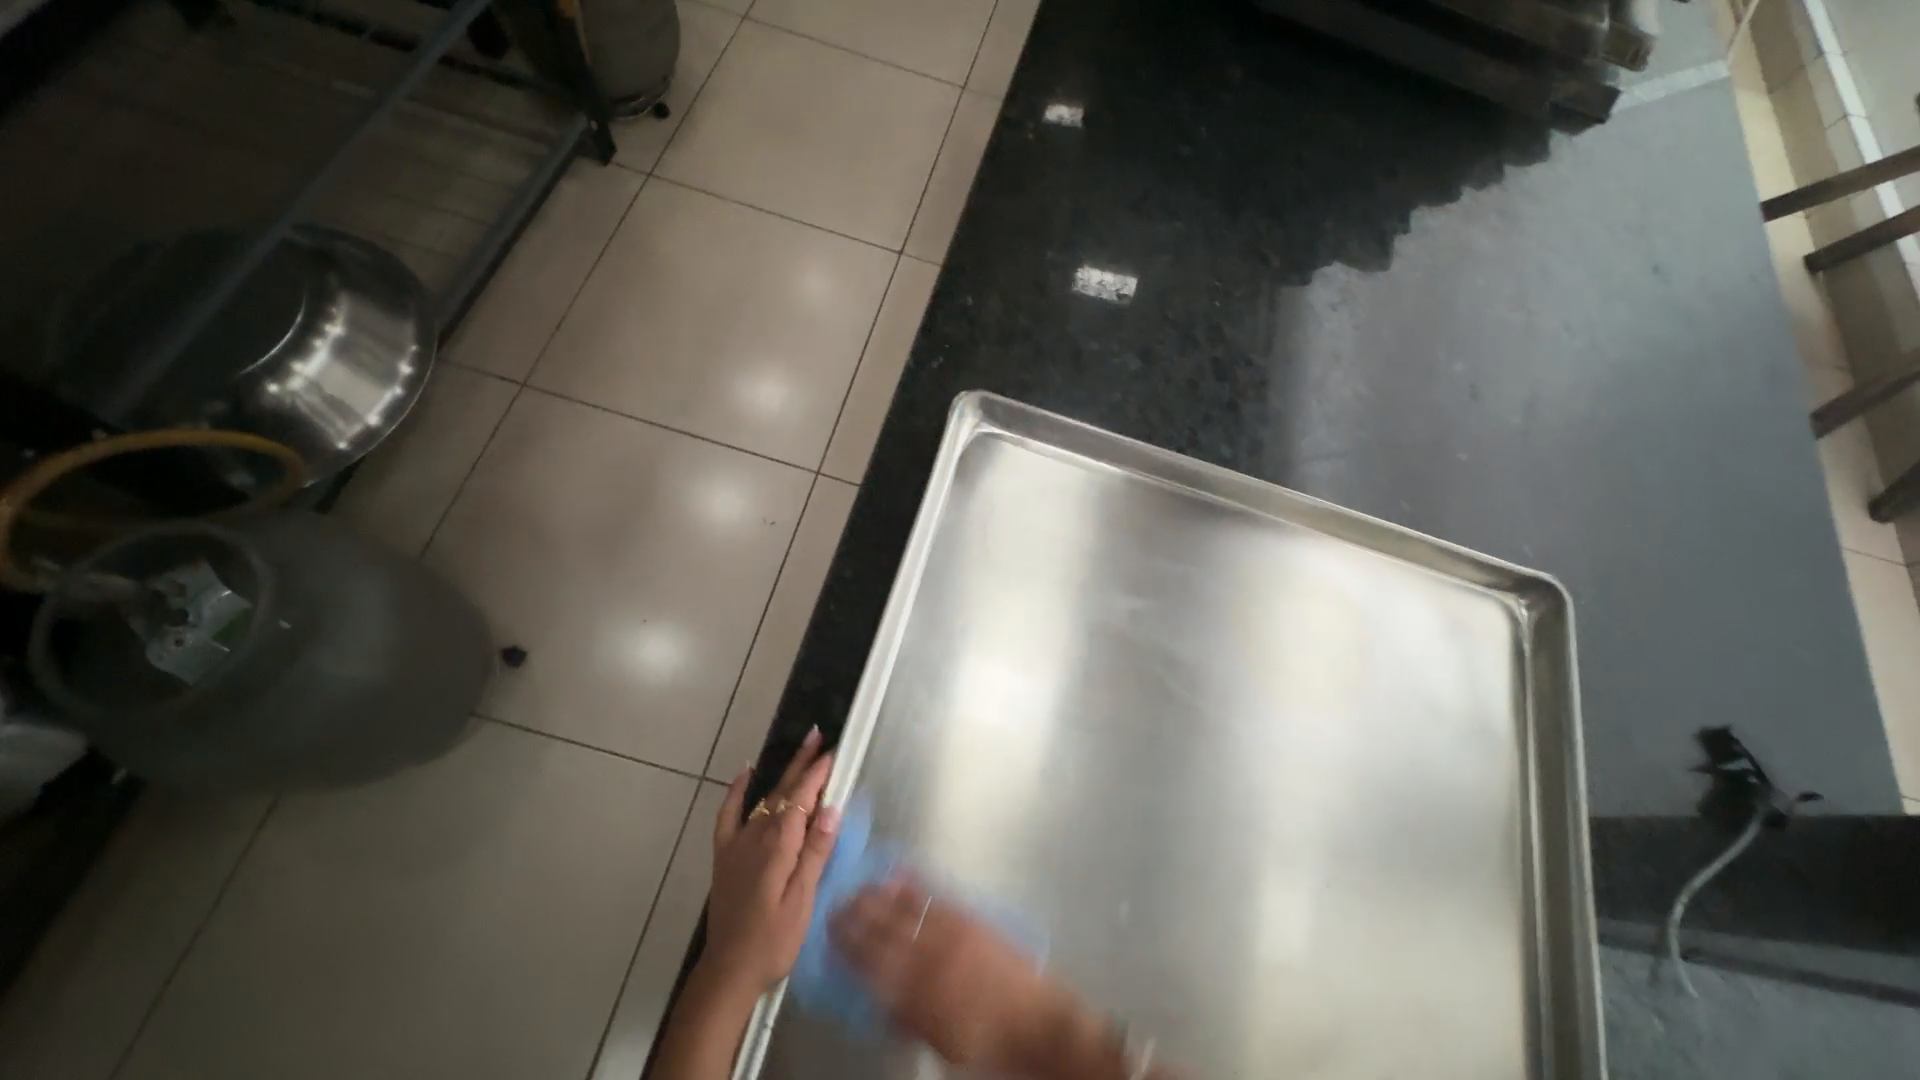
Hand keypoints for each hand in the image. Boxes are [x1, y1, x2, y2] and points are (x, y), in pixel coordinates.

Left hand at [702, 728, 840, 1002]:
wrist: (729, 970)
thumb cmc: (773, 940)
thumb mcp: (802, 900)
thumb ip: (814, 852)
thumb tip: (831, 808)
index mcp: (778, 846)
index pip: (802, 800)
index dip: (819, 774)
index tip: (835, 752)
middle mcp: (755, 836)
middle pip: (783, 792)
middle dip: (803, 763)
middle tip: (818, 735)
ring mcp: (737, 844)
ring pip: (764, 799)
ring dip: (783, 773)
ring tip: (800, 751)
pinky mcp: (725, 855)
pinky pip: (729, 814)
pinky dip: (737, 791)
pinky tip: (746, 773)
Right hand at [831, 878, 1083, 1075]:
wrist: (1038, 1025)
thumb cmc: (989, 1044)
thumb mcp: (940, 1043)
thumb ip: (907, 1018)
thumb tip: (881, 1003)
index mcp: (916, 994)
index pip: (870, 964)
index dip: (847, 947)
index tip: (830, 934)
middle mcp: (929, 959)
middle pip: (883, 932)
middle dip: (857, 917)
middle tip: (838, 905)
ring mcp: (951, 935)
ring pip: (906, 909)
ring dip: (880, 896)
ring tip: (862, 886)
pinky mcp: (972, 920)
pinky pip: (937, 896)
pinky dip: (915, 884)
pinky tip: (900, 875)